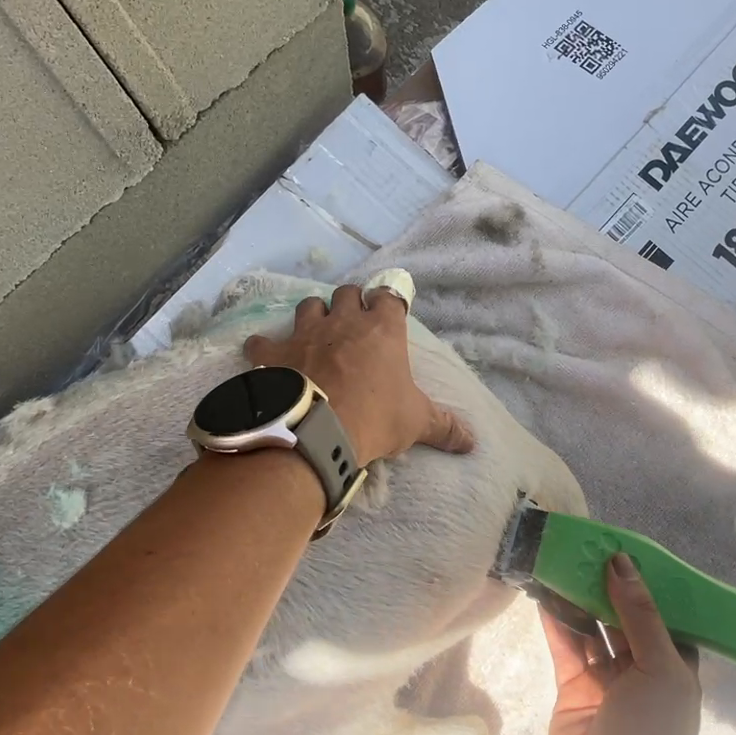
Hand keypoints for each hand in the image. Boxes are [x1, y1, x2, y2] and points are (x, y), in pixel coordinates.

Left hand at [243, 283, 475, 465]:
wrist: (316, 431)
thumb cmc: (374, 418)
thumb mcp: (416, 423)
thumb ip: (445, 427)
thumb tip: (472, 442)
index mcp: (382, 329)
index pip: (389, 296)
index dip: (388, 303)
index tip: (388, 314)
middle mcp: (344, 321)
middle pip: (347, 292)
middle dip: (350, 303)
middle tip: (353, 326)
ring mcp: (305, 332)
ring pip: (308, 305)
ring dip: (312, 316)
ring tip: (314, 336)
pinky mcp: (274, 352)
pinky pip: (263, 341)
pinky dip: (264, 348)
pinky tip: (265, 358)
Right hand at [542, 553, 702, 734]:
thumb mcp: (658, 671)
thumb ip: (640, 615)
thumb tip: (622, 559)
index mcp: (675, 670)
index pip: (665, 617)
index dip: (649, 584)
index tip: (628, 545)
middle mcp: (643, 671)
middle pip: (625, 618)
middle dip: (608, 584)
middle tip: (587, 544)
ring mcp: (607, 680)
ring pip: (593, 628)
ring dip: (578, 597)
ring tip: (561, 559)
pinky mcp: (573, 688)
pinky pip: (566, 645)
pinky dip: (555, 619)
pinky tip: (543, 591)